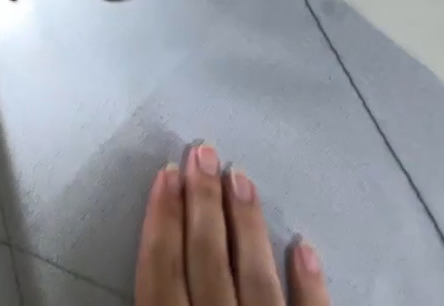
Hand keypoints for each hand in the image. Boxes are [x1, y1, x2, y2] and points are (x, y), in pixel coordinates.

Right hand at [136, 142, 328, 305]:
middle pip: (206, 258)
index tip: (166, 171)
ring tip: (241, 177)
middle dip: (202, 201)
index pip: (161, 267)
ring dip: (247, 224)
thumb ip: (151, 296)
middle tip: (202, 153)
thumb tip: (135, 260)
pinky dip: (308, 284)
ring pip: (255, 277)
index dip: (162, 216)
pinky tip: (303, 247)